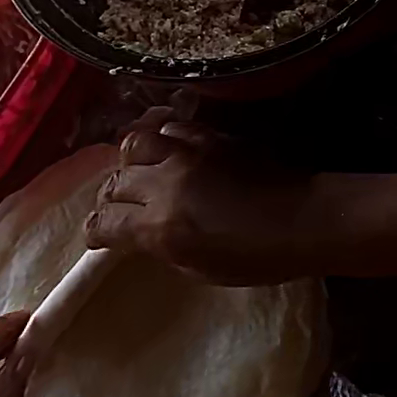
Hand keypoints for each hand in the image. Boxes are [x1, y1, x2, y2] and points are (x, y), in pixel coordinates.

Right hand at [84, 109, 320, 285]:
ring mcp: (185, 153)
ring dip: (128, 161)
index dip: (95, 232)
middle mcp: (165, 184)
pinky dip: (159, 139)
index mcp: (162, 227)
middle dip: (108, 199)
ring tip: (137, 172)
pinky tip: (166, 151)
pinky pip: (168, 128)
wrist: (301, 219)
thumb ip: (161, 247)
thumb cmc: (255, 257)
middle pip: (114, 182)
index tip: (99, 237)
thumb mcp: (200, 269)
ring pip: (133, 143)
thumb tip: (140, 234)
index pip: (106, 223)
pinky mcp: (206, 135)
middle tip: (116, 208)